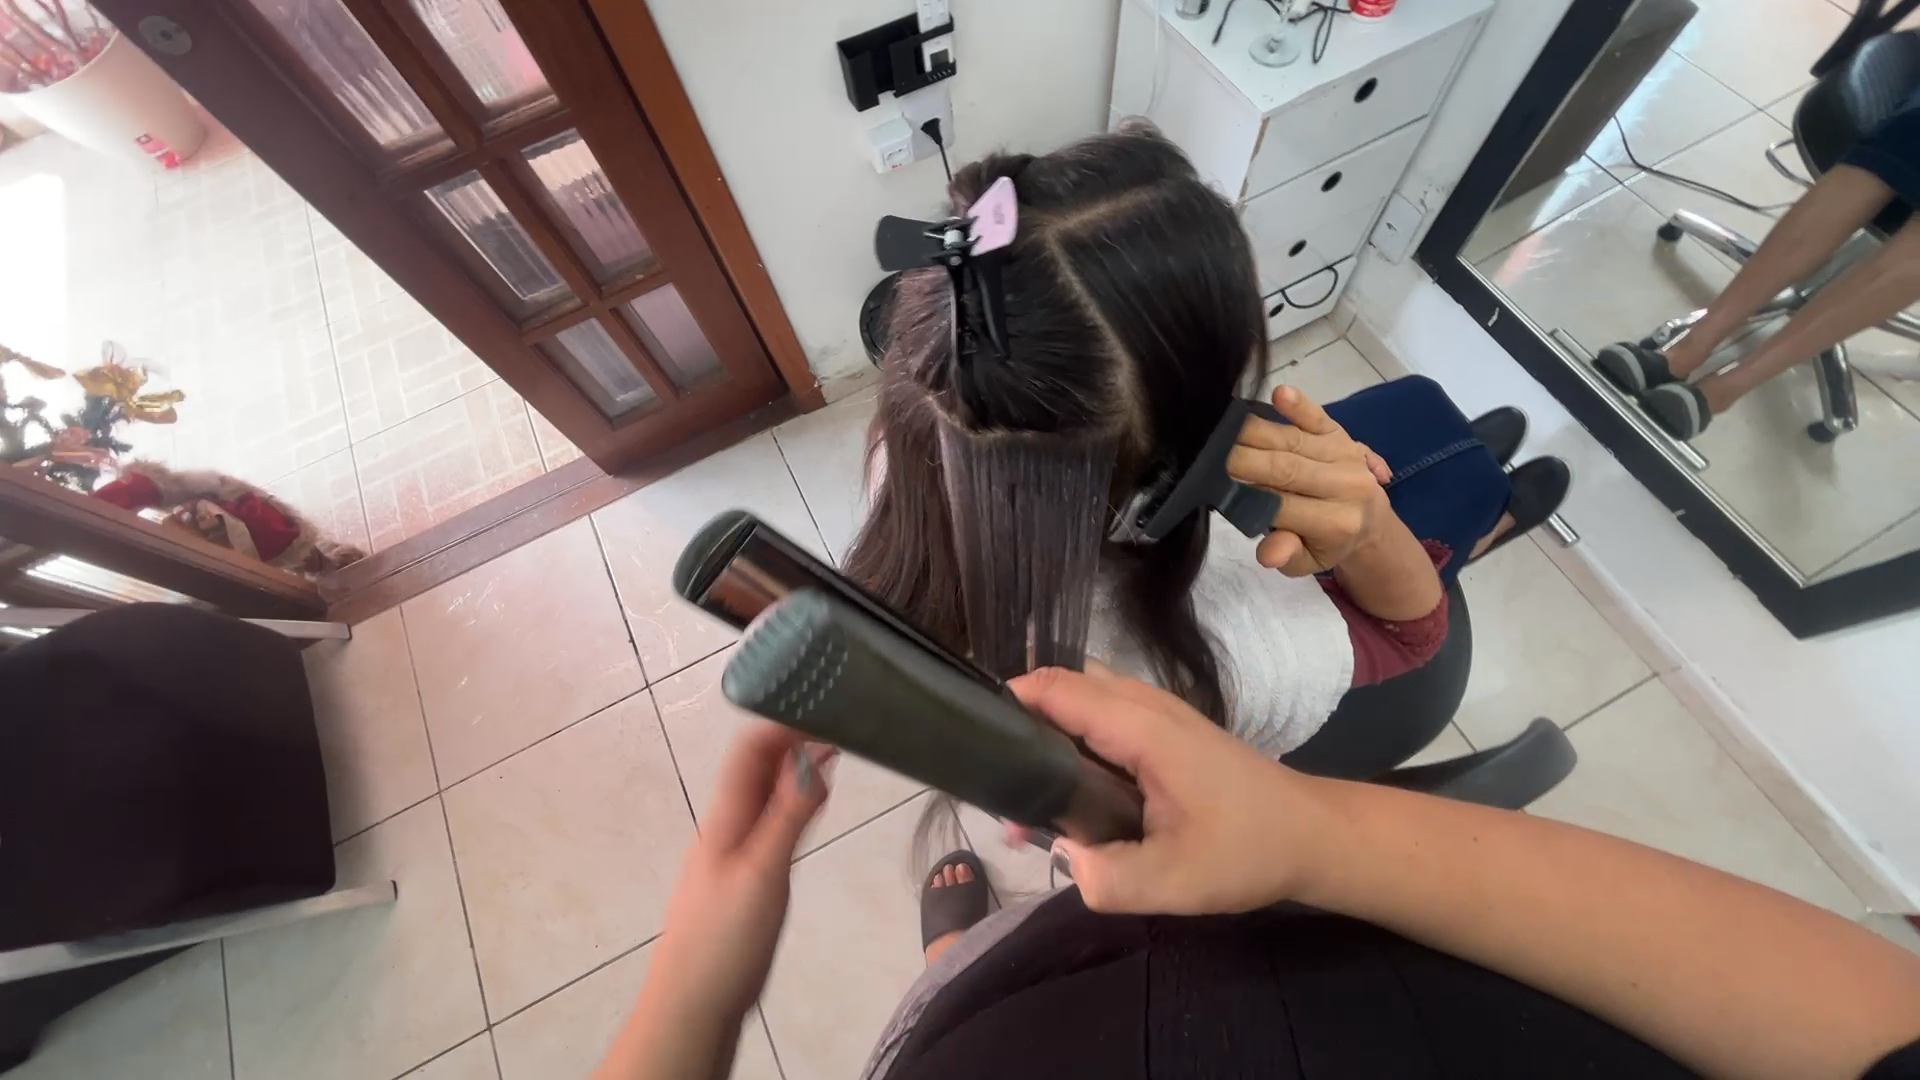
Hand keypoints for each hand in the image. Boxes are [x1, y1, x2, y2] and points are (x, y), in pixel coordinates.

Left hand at [646, 724, 833, 1023]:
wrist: (690, 1009)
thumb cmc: (724, 939)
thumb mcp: (763, 872)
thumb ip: (787, 815)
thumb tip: (810, 757)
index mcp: (724, 819)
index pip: (748, 752)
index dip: (780, 726)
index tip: (820, 711)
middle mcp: (725, 828)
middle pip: (755, 771)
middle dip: (792, 745)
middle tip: (836, 732)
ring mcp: (731, 854)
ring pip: (763, 798)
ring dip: (793, 774)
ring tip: (831, 760)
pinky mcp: (741, 880)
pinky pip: (768, 826)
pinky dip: (791, 807)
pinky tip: (810, 810)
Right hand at [1008, 665, 1342, 914]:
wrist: (1310, 833)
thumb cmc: (1248, 849)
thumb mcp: (1180, 883)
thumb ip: (1113, 880)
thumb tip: (1063, 864)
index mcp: (1142, 729)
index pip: (1060, 689)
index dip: (1013, 700)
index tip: (978, 735)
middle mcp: (1144, 704)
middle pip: (1066, 682)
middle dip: (1024, 714)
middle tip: (1000, 770)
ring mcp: (1155, 709)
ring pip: (1083, 693)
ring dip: (1049, 724)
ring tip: (1027, 782)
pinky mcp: (1162, 725)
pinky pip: (1102, 710)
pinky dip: (1074, 731)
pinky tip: (1068, 783)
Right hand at [1228, 385, 1390, 574]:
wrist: (1371, 523)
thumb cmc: (1326, 544)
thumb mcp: (1307, 562)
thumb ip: (1288, 556)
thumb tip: (1268, 555)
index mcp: (1335, 522)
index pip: (1281, 505)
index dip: (1246, 495)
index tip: (1215, 486)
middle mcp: (1345, 486)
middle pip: (1285, 468)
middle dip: (1244, 460)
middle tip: (1208, 455)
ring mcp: (1345, 456)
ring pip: (1291, 441)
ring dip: (1254, 433)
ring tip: (1221, 431)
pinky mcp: (1341, 434)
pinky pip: (1318, 417)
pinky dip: (1299, 405)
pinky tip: (1279, 393)